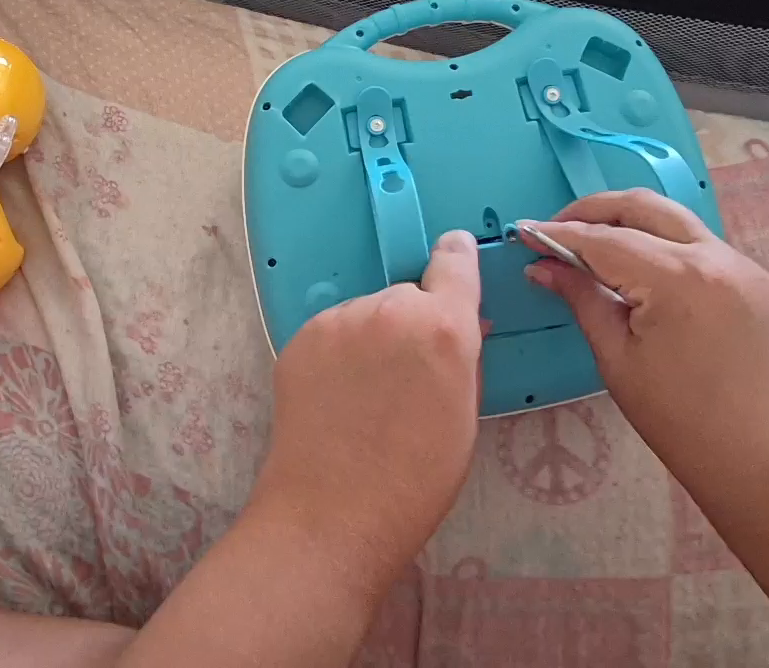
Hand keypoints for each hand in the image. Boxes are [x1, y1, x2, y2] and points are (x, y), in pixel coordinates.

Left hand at [249, 230, 485, 586]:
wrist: (330, 514)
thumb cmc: (415, 480)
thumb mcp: (464, 418)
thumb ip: (466, 357)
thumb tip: (466, 322)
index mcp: (443, 328)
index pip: (454, 261)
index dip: (457, 258)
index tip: (455, 254)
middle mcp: (391, 309)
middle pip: (408, 296)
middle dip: (412, 322)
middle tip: (404, 374)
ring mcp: (340, 320)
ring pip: (368, 312)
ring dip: (373, 336)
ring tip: (365, 392)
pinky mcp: (302, 336)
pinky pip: (334, 330)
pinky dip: (340, 351)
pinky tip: (336, 394)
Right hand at [525, 191, 768, 484]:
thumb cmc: (686, 426)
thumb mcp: (619, 362)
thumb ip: (583, 300)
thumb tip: (544, 268)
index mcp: (678, 279)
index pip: (603, 240)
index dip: (557, 235)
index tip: (523, 233)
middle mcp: (717, 258)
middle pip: (643, 207)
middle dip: (593, 210)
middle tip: (555, 229)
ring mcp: (747, 268)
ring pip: (677, 221)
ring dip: (630, 223)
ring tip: (593, 247)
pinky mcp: (764, 285)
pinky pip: (703, 248)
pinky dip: (664, 247)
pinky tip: (643, 275)